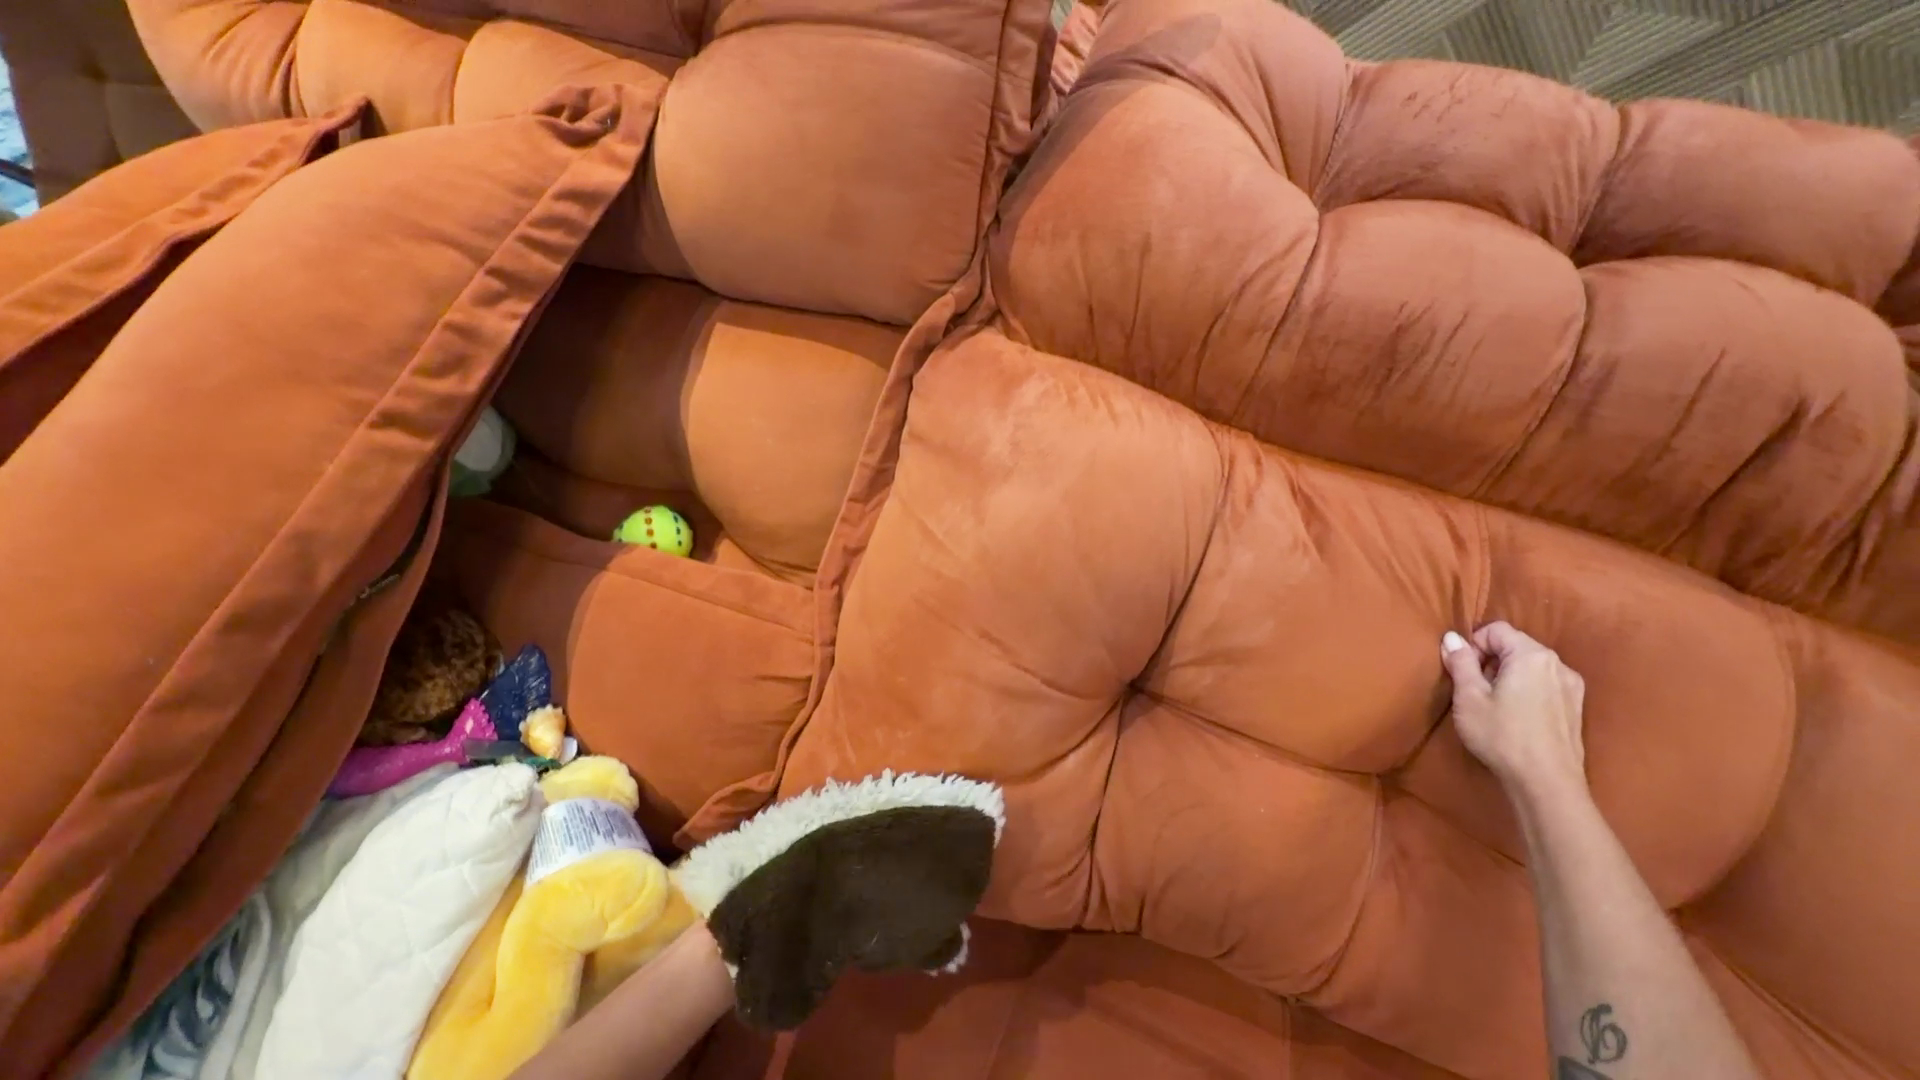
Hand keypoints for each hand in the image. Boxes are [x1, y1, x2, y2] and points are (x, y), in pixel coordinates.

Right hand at [1440, 622, 1587, 793]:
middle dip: (1490, 660)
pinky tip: (1517, 716)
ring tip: (1495, 705)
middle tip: (1474, 690)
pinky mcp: (1576, 706)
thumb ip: (1461, 662)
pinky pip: (1545, 683)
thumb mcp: (1469, 698)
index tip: (1463, 671)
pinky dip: (1526, 689)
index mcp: (1532, 656)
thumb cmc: (1502, 736)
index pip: (1496, 630)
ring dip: (1508, 675)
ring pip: (1530, 665)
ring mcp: (1571, 686)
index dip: (1473, 645)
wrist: (1547, 782)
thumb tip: (1452, 638)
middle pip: (1515, 645)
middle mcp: (1557, 663)